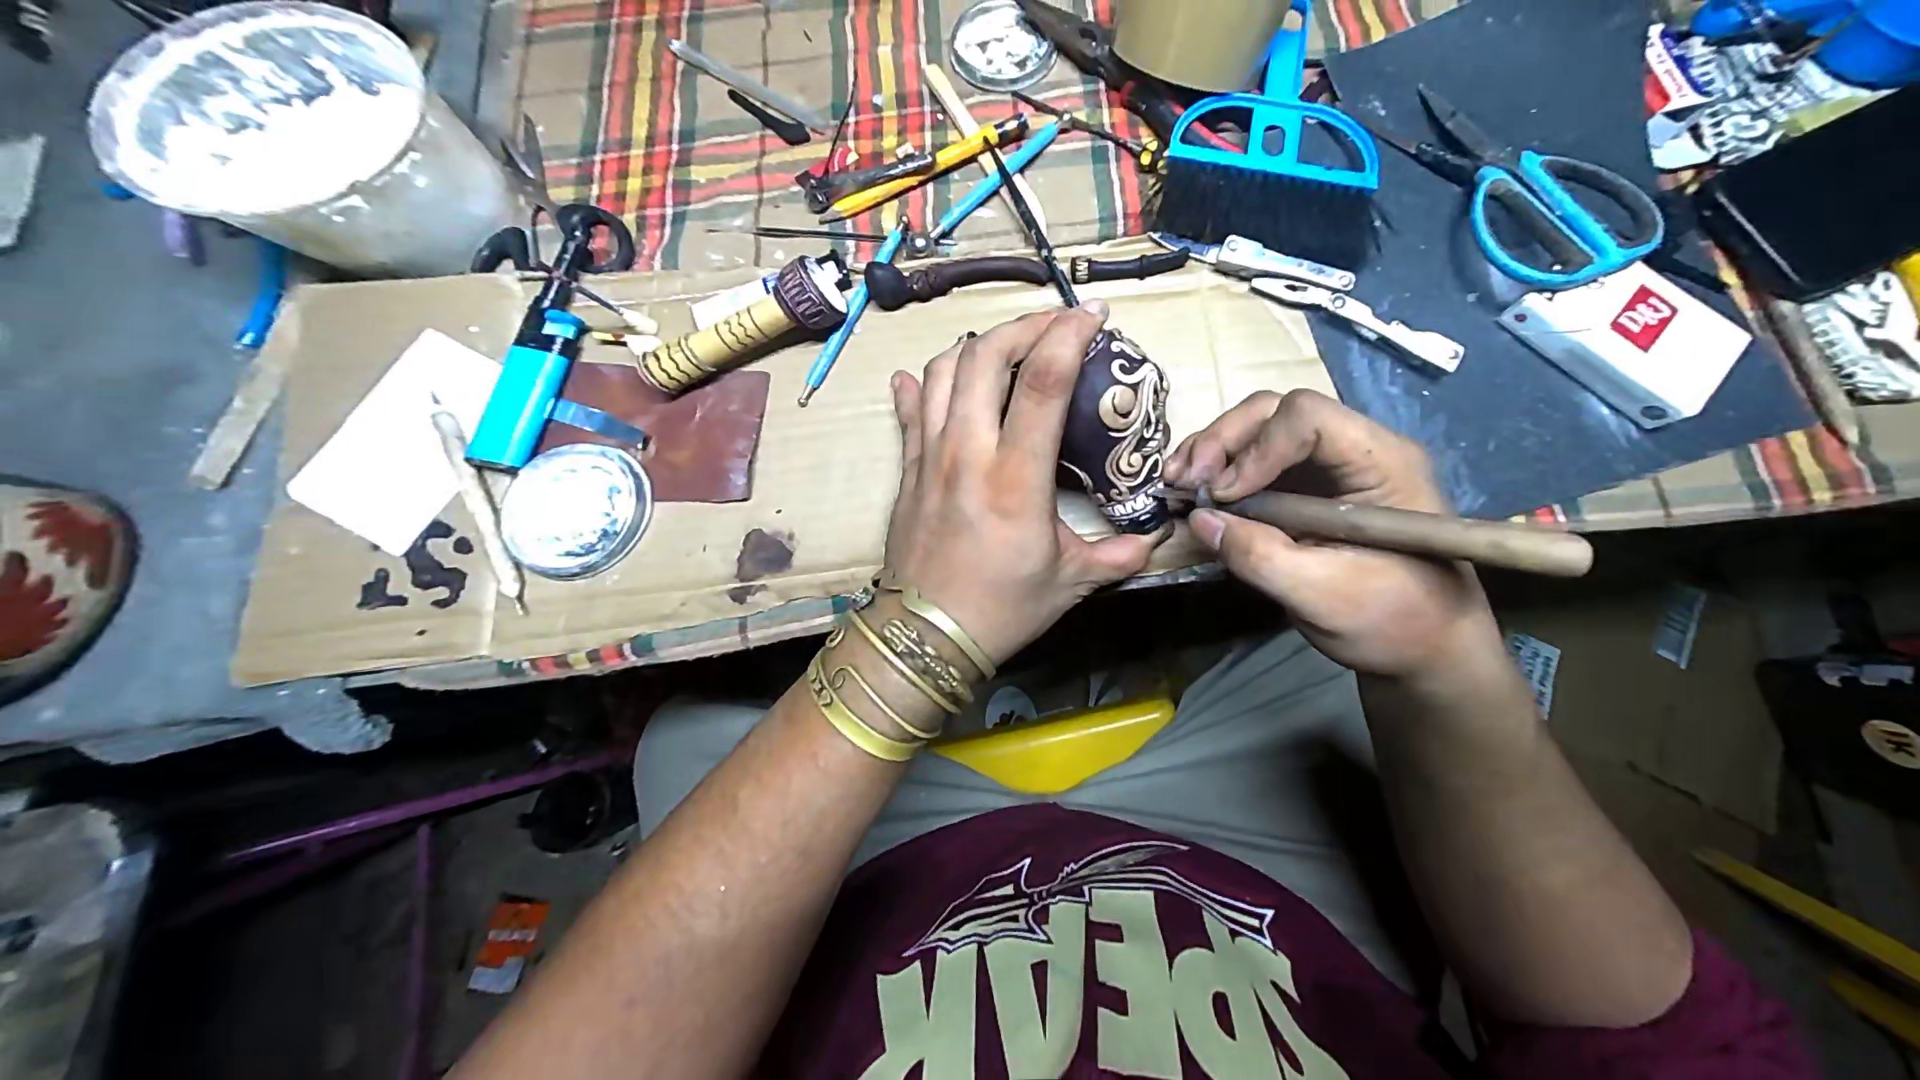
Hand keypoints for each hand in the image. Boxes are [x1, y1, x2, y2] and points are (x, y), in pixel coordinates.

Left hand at [884, 302, 1170, 665]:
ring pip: (942, 372)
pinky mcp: (908, 469)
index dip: (1069, 335)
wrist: (923, 635)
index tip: (1092, 317)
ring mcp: (930, 457)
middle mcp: (967, 454)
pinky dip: (920, 385)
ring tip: (1006, 349)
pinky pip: (909, 410)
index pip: (1043, 381)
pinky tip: (924, 377)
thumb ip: (1119, 555)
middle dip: (1023, 326)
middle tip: (1052, 328)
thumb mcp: (1069, 582)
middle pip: (984, 356)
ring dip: (977, 347)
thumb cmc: (999, 610)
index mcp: (1015, 479)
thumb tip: (1157, 538)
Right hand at [1163, 389, 1495, 678]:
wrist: (1421, 644)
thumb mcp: (1323, 596)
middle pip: (1273, 412)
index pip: (1309, 418)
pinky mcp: (1298, 488)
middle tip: (1184, 482)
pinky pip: (1249, 462)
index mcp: (1381, 463)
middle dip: (1221, 442)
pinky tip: (1189, 494)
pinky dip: (1214, 473)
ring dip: (1209, 453)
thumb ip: (1260, 556)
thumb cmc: (1392, 621)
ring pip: (1255, 430)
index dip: (1257, 448)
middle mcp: (1350, 450)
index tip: (1224, 496)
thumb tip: (1199, 519)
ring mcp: (1322, 467)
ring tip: (1176, 485)